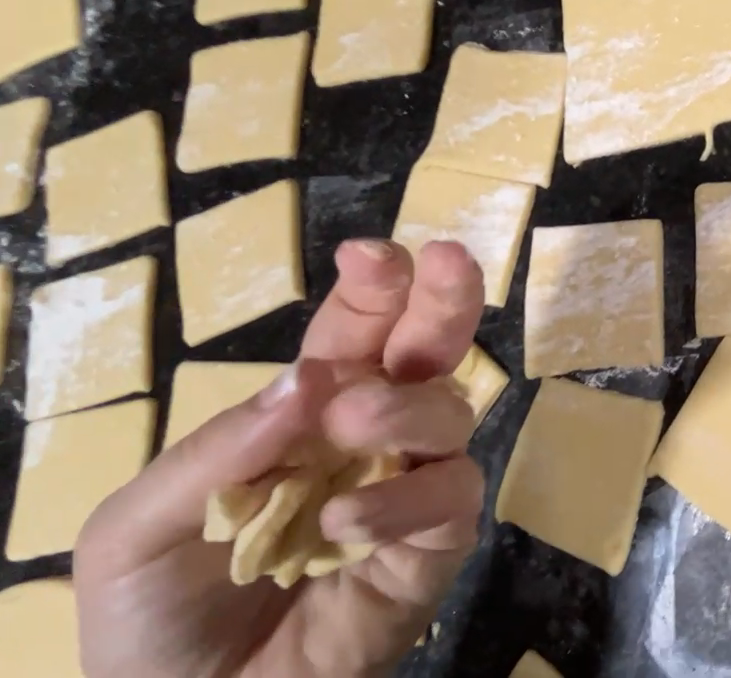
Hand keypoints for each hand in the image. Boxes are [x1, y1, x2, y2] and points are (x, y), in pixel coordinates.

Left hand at [74, 240, 487, 677]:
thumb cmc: (156, 617)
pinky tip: (346, 520)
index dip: (373, 290)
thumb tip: (315, 377)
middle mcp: (376, 436)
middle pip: (431, 352)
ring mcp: (414, 483)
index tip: (373, 253)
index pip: (355, 336)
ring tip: (353, 424)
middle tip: (452, 260)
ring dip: (407, 406)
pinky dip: (403, 499)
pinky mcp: (438, 540)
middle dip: (445, 301)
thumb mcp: (138, 529)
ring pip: (450, 413)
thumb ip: (219, 450)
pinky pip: (450, 496)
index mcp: (311, 415)